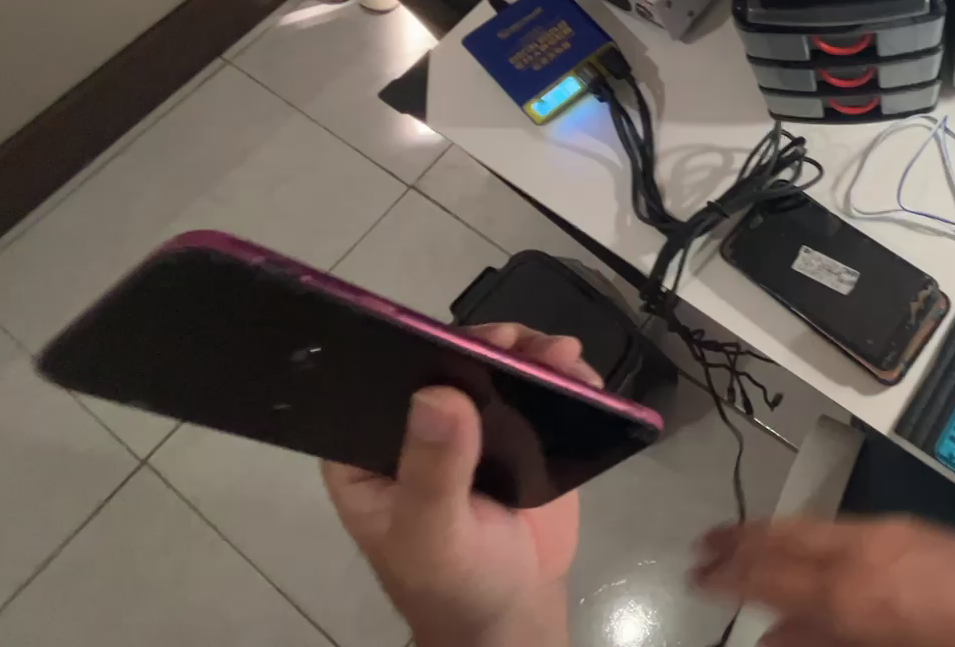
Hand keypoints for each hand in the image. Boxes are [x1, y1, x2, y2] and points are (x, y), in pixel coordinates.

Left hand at [322, 323, 602, 646]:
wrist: (517, 614)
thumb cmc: (457, 586)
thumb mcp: (433, 539)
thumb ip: (433, 473)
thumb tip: (437, 393)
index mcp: (373, 452)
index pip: (385, 383)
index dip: (421, 349)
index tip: (470, 340)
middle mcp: (421, 430)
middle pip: (453, 363)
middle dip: (494, 344)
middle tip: (527, 343)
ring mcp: (476, 429)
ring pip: (500, 369)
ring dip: (534, 353)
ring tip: (565, 354)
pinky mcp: (523, 433)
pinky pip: (539, 390)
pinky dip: (562, 375)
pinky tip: (581, 374)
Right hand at [692, 516, 954, 646]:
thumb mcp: (870, 635)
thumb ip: (817, 637)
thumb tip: (774, 638)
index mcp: (854, 591)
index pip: (774, 573)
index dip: (731, 571)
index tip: (698, 568)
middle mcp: (870, 549)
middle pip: (791, 539)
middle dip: (744, 541)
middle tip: (705, 545)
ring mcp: (896, 535)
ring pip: (819, 528)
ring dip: (778, 534)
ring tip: (745, 540)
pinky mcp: (918, 534)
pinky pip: (852, 531)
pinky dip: (819, 538)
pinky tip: (811, 552)